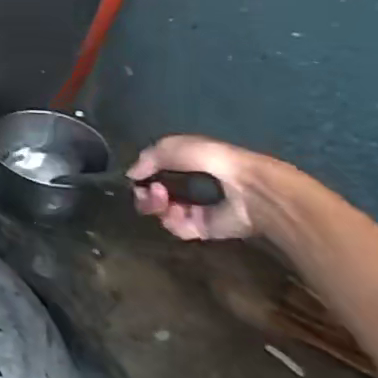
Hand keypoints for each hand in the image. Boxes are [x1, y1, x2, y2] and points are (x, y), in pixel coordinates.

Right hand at [128, 135, 290, 240]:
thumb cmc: (211, 159)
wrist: (246, 187)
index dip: (143, 175)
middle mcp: (190, 189)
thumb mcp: (171, 146)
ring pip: (161, 212)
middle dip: (145, 193)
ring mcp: (196, 211)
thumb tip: (132, 175)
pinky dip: (172, 219)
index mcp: (187, 166)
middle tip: (151, 190)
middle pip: (153, 196)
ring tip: (161, 196)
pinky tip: (178, 210)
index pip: (155, 174)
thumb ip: (147, 158)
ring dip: (154, 204)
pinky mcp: (203, 230)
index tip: (138, 176)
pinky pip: (175, 228)